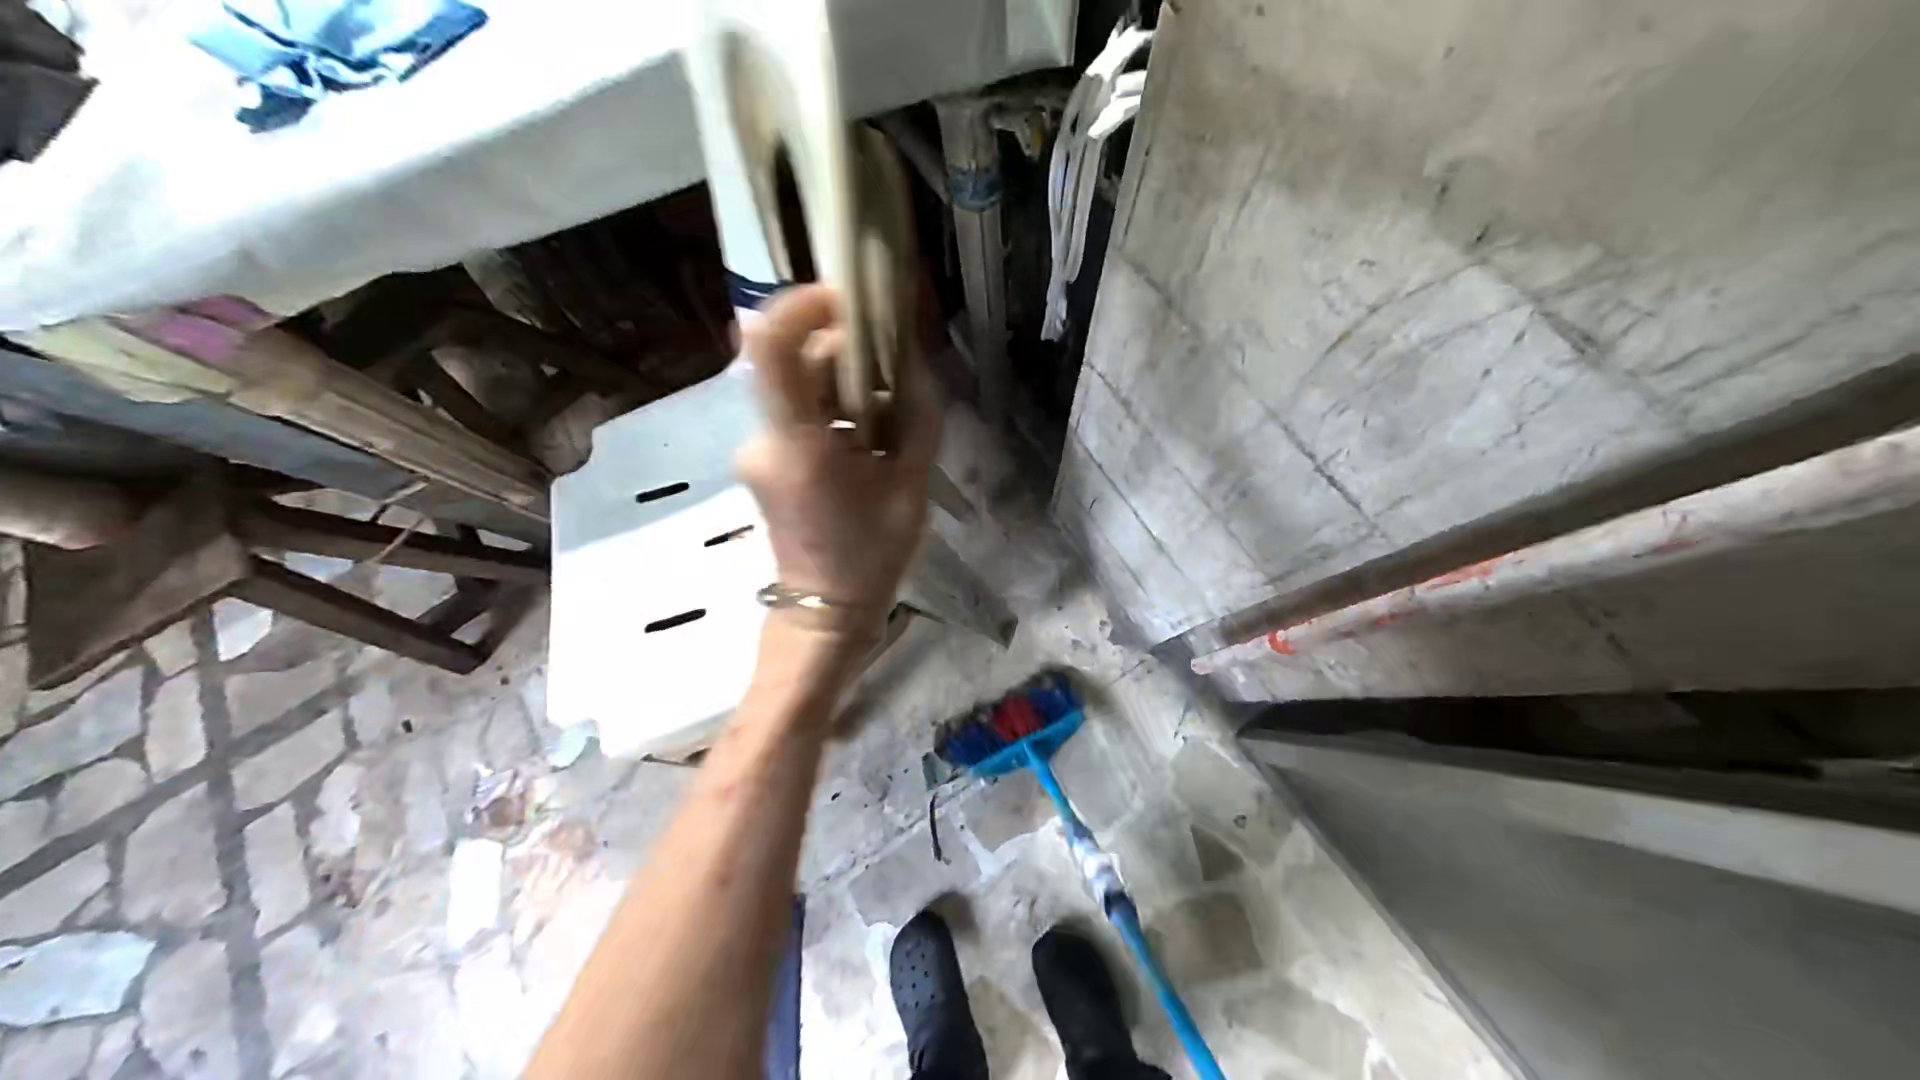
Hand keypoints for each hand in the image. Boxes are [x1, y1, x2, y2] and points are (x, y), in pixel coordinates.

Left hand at [735, 285, 939, 635]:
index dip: (804, 304)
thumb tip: (911, 366)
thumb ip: (916, 419)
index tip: (850, 302)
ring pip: (796, 387)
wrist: (824, 611)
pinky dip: (829, 410)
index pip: (771, 344)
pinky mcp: (762, 461)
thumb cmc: (872, 555)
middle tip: (893, 379)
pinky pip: (795, 413)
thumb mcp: (911, 487)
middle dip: (844, 354)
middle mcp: (764, 438)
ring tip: (883, 421)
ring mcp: (757, 450)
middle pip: (794, 362)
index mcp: (799, 444)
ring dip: (840, 386)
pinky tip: (862, 441)